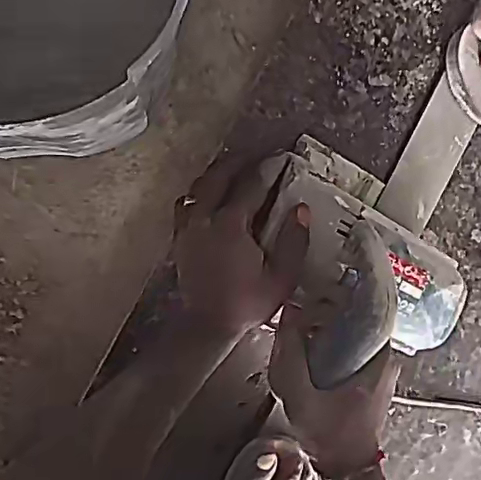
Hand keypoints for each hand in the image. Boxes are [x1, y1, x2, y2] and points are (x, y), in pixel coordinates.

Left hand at [173, 154, 309, 337]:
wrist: (207, 326)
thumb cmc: (248, 303)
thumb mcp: (281, 278)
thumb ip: (293, 242)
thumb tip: (301, 209)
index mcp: (231, 225)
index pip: (251, 186)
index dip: (269, 169)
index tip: (283, 158)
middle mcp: (205, 218)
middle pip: (220, 176)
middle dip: (240, 160)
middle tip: (259, 153)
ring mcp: (188, 227)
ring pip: (200, 186)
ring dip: (219, 172)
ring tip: (235, 167)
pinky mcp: (180, 238)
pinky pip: (186, 203)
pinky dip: (200, 192)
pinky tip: (209, 196)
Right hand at [270, 303, 400, 476]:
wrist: (348, 468)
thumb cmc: (331, 436)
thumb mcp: (301, 397)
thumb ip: (291, 356)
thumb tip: (288, 314)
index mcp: (379, 357)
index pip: (370, 306)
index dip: (344, 291)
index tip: (320, 284)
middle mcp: (387, 358)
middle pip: (362, 316)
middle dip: (334, 306)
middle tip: (305, 300)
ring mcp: (381, 368)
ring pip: (356, 331)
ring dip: (332, 324)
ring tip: (305, 316)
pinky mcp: (371, 377)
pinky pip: (353, 347)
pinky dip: (334, 340)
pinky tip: (312, 341)